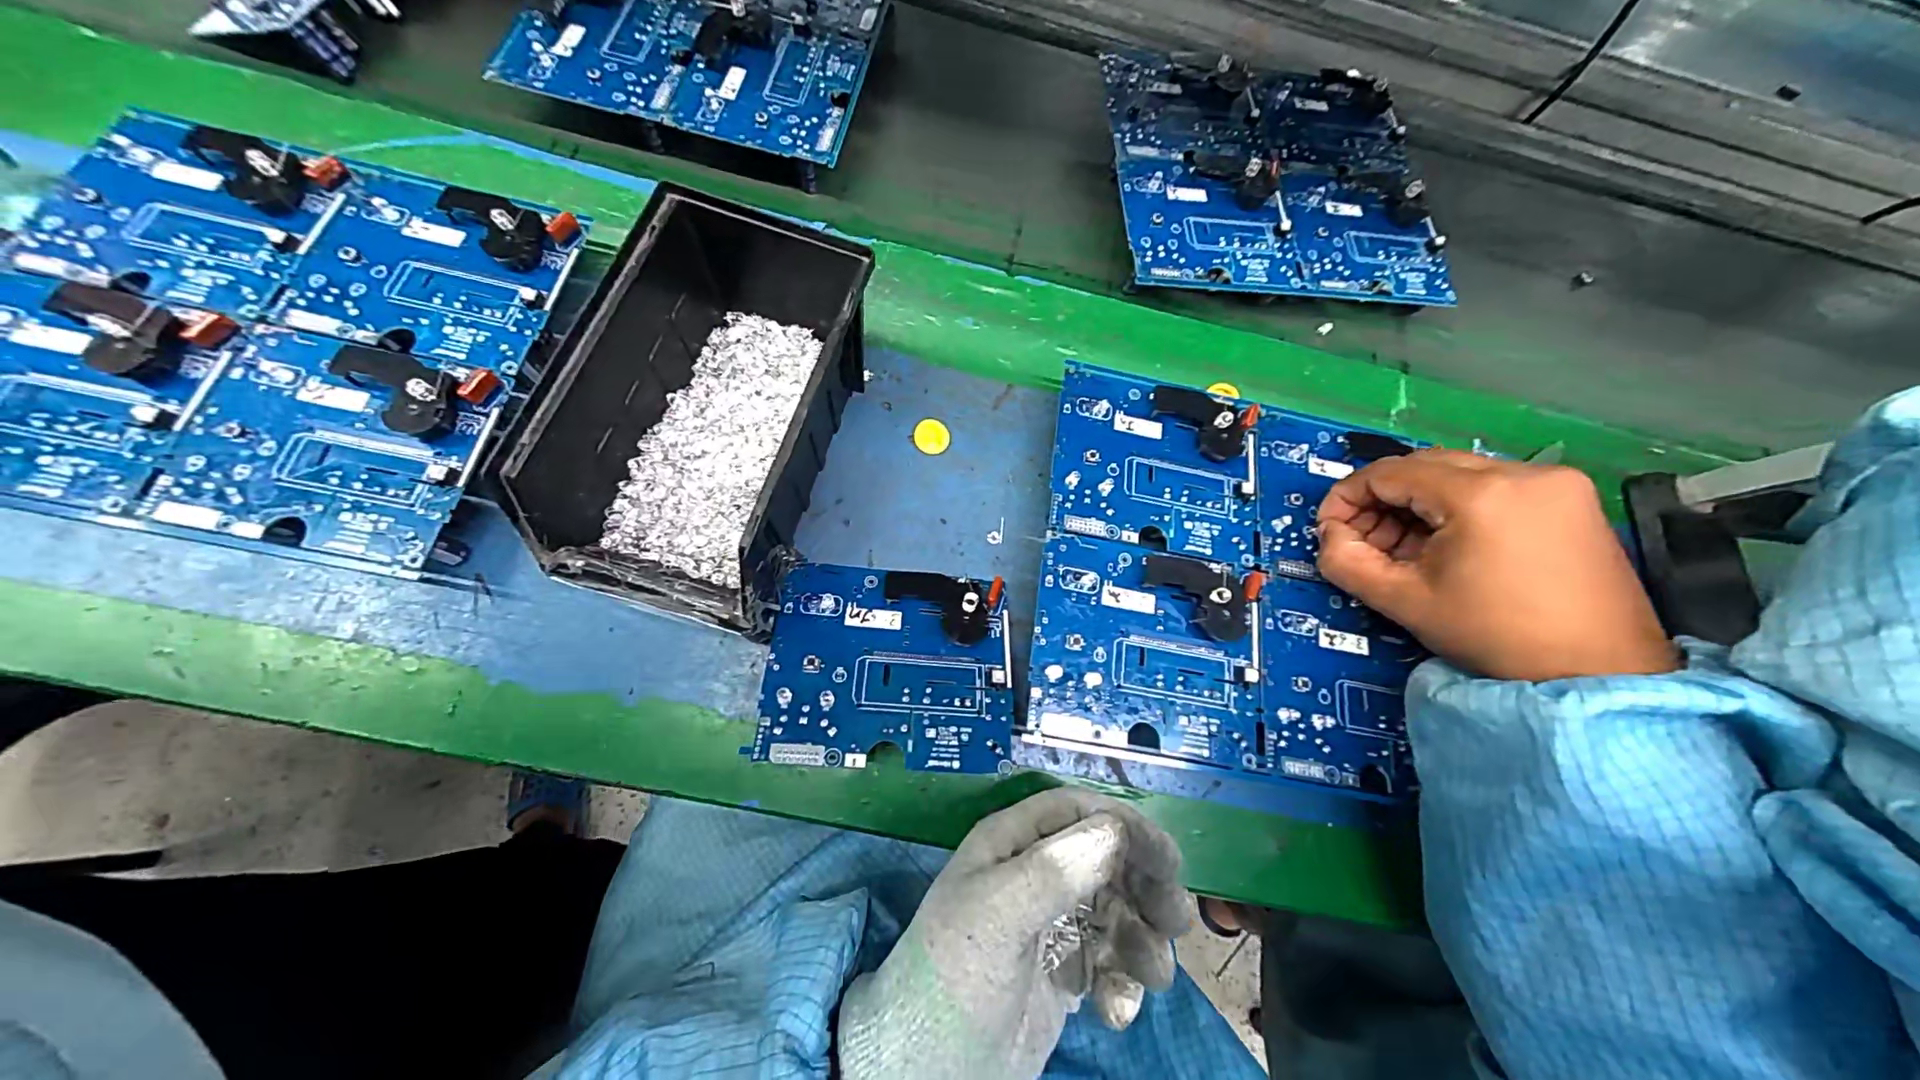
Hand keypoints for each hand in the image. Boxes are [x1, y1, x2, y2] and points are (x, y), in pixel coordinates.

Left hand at [837, 788, 1191, 1079]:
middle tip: (1174, 919)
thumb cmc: (957, 975)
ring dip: (1142, 938)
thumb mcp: (998, 913)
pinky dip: (1123, 981)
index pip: (1077, 811)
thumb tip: (1116, 830)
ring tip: (1151, 976)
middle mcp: (1033, 873)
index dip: (1123, 826)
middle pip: (1106, 858)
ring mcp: (1050, 922)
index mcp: (1011, 842)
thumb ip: (1054, 869)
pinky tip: (1114, 1011)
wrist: (930, 1069)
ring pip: (1116, 910)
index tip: (1167, 860)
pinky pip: (1109, 958)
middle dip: (1144, 885)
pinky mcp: (1063, 969)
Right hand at [1315, 449, 1676, 680]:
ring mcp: (1555, 482)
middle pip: (1423, 466)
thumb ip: (1347, 561)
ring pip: (1457, 473)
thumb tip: (1330, 534)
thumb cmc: (1495, 635)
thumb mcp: (1403, 600)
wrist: (1599, 670)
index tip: (1331, 528)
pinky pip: (1492, 485)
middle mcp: (1523, 472)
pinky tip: (1446, 543)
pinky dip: (1456, 506)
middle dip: (1381, 499)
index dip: (1348, 496)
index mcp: (1482, 494)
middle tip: (1364, 540)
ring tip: (1404, 547)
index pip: (1390, 472)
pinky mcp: (1571, 498)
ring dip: (1417, 502)